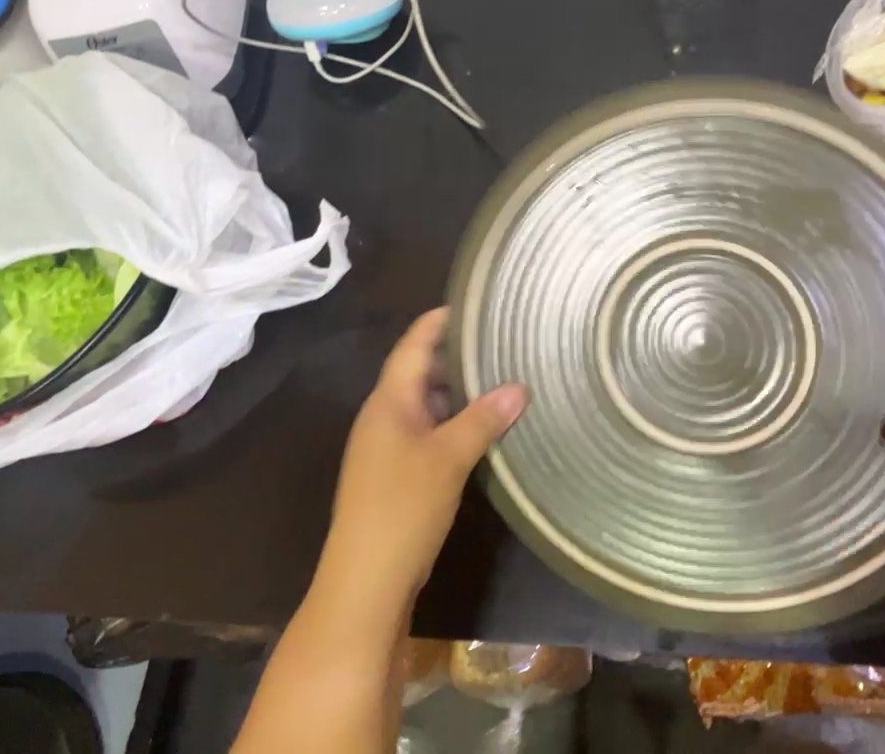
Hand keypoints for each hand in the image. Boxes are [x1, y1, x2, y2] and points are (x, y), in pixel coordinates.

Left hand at [317, 308, 527, 609]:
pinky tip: (485, 428)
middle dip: (457, 355)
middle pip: (420, 372)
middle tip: (502, 341)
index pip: (413, 345)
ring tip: (502, 378)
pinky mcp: (397, 474)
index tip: (474, 303)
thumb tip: (519, 387)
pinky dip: (454, 423)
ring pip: (427, 405)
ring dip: (459, 393)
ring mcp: (388, 447)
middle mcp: (384, 416)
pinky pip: (429, 432)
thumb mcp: (448, 459)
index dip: (439, 321)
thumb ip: (482, 419)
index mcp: (388, 401)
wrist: (365, 580)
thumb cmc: (402, 507)